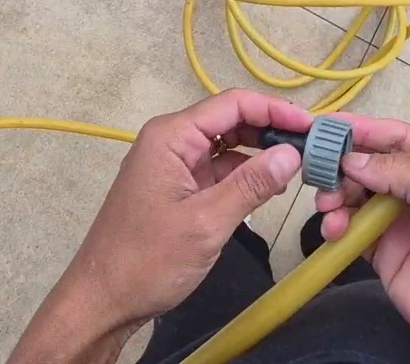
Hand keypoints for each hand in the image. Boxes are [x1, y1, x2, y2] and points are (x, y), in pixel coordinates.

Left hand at [8, 91, 309, 363]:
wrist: (100, 304)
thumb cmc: (147, 260)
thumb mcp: (207, 223)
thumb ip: (251, 185)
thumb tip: (292, 154)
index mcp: (172, 135)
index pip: (233, 104)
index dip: (274, 110)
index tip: (309, 124)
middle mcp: (171, 139)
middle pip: (229, 119)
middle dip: (269, 128)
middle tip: (309, 143)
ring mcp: (172, 162)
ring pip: (225, 143)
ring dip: (258, 151)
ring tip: (296, 162)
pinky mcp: (176, 185)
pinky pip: (216, 166)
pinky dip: (242, 172)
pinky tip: (268, 184)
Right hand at [316, 116, 409, 363]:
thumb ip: (401, 174)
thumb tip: (354, 159)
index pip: (398, 137)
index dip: (366, 130)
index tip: (332, 128)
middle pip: (371, 164)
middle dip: (344, 165)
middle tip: (322, 172)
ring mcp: (398, 221)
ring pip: (356, 195)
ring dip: (337, 195)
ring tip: (328, 206)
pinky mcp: (383, 252)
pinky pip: (352, 229)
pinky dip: (337, 224)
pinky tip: (333, 229)